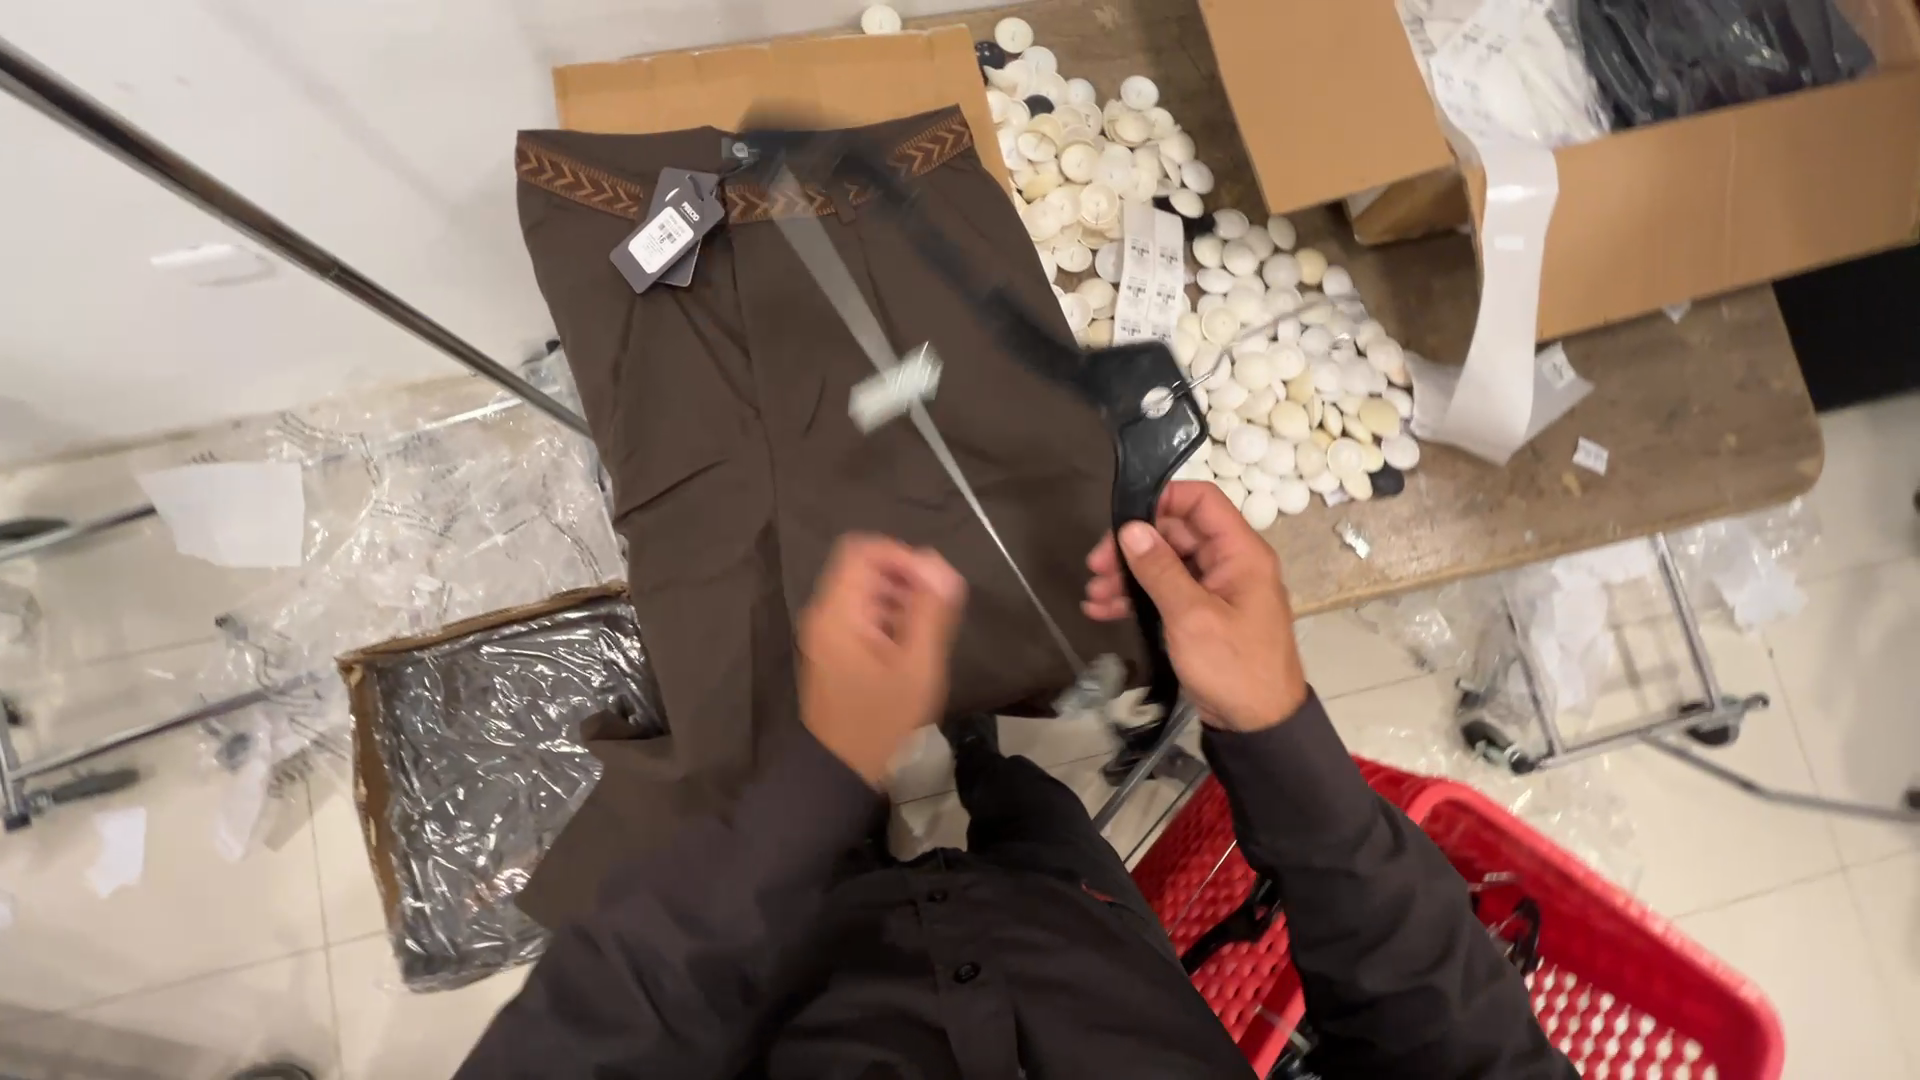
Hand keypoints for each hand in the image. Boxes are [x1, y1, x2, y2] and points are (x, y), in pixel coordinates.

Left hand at [799, 534, 967, 786]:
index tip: (935, 584)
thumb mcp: (917, 666)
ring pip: (867, 591)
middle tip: (937, 611)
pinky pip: (864, 614)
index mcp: (838, 611)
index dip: (904, 556)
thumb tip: (942, 566)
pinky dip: (890, 617)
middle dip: (906, 579)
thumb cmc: (882, 722)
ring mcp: (827, 632)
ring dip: (901, 599)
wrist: (842, 773)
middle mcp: (826, 613)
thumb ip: (931, 612)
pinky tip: (911, 646)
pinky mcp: (835, 650)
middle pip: (866, 567)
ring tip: (928, 631)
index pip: (865, 550)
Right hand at [1082, 481, 1307, 731]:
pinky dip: (1137, 598)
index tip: (1122, 519)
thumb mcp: (1191, 617)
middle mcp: (1229, 563)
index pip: (1202, 501)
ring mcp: (1215, 589)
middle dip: (1133, 547)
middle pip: (1175, 533)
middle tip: (1095, 567)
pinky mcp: (1201, 613)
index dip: (1161, 499)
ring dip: (1128, 576)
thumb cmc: (1233, 667)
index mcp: (1240, 553)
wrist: (1257, 726)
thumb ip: (1160, 570)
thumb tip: (1130, 529)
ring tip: (1094, 595)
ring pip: (1165, 564)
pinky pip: (1166, 592)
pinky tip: (1105, 610)